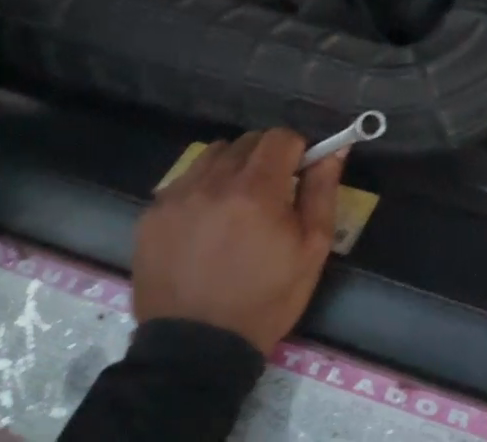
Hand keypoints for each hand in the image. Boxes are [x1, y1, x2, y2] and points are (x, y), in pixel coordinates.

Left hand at [132, 128, 344, 354]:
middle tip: (271, 193)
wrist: (195, 350)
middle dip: (266, 157)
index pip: (281, 136)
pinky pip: (184, 180)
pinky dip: (202, 188)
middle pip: (248, 141)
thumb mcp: (312, 249)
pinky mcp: (151, 215)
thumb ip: (322, 191)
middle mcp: (213, 184)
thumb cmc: (266, 299)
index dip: (297, 150)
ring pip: (214, 155)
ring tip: (236, 205)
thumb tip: (335, 148)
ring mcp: (177, 197)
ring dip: (232, 168)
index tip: (299, 174)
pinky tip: (207, 223)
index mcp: (256, 191)